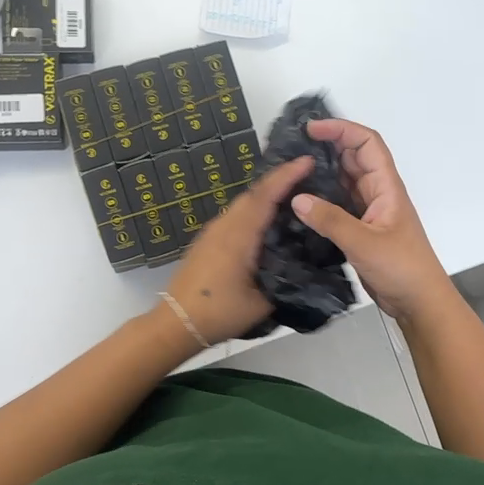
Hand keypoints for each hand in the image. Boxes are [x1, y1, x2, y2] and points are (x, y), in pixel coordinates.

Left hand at [158, 155, 314, 345]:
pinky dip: (253, 212)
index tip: (307, 161)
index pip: (265, 196)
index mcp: (238, 235)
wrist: (177, 323)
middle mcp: (223, 227)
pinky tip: (266, 224)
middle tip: (306, 177)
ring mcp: (211, 233)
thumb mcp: (262, 302)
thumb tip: (302, 266)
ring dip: (265, 197)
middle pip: (252, 194)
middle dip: (278, 181)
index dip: (286, 176)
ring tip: (290, 198)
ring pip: (242, 205)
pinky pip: (234, 218)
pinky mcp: (206, 243)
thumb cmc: (219, 312)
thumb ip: (284, 279)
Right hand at [292, 119, 456, 320]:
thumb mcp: (364, 243)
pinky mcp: (360, 231)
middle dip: (327, 147)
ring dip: (322, 174)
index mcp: (386, 187)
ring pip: (344, 182)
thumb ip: (330, 220)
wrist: (419, 302)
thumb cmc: (401, 268)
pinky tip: (300, 204)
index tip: (311, 130)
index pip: (367, 143)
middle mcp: (378, 194)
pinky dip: (321, 200)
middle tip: (293, 147)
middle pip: (353, 158)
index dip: (341, 130)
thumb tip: (297, 198)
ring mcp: (369, 213)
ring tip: (291, 170)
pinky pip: (338, 206)